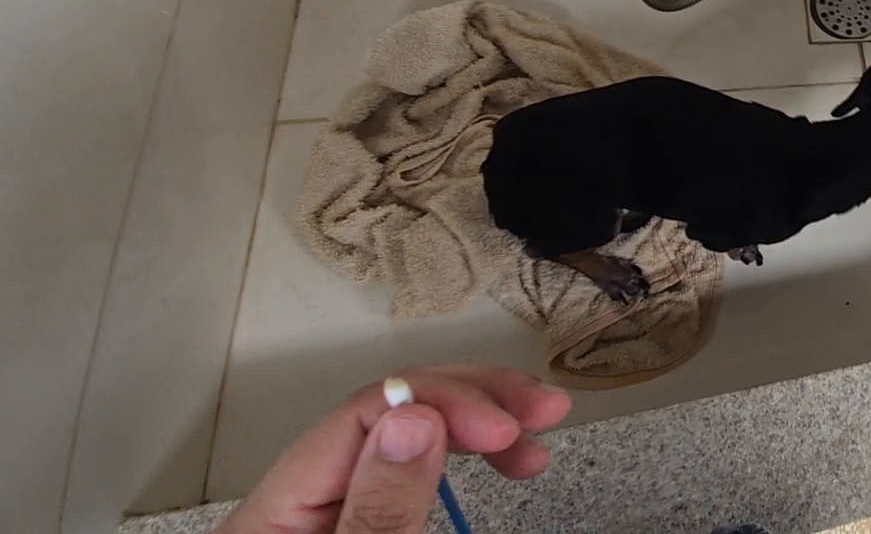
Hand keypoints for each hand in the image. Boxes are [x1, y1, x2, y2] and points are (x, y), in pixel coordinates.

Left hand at [215, 366, 570, 533]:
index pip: (365, 415)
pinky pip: (416, 463)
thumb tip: (413, 413)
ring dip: (485, 420)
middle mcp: (295, 500)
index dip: (448, 402)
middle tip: (549, 411)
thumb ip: (378, 513)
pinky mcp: (359, 524)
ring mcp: (328, 512)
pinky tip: (507, 455)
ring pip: (410, 429)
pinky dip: (470, 450)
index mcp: (269, 518)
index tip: (515, 429)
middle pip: (392, 411)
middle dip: (479, 401)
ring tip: (541, 432)